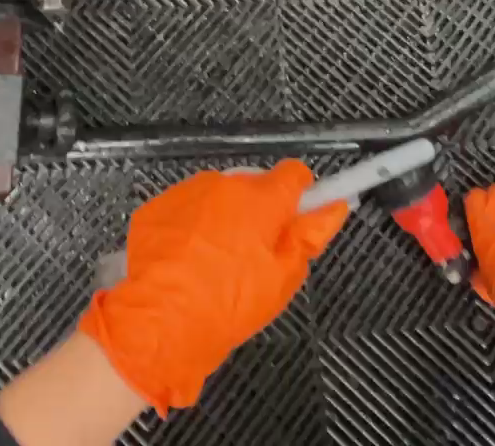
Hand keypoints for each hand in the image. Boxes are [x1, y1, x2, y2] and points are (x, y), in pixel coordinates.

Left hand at [78, 160, 347, 412]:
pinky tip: (189, 260)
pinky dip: (193, 226)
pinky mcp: (159, 204)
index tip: (298, 217)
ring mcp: (188, 191)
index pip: (293, 173)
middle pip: (255, 186)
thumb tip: (335, 207)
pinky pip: (188, 208)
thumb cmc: (228, 304)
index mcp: (261, 198)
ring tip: (218, 263)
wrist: (159, 321)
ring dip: (225, 218)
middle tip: (257, 255)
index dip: (301, 194)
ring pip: (220, 197)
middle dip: (260, 212)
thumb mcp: (281, 278)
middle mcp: (224, 183)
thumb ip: (310, 236)